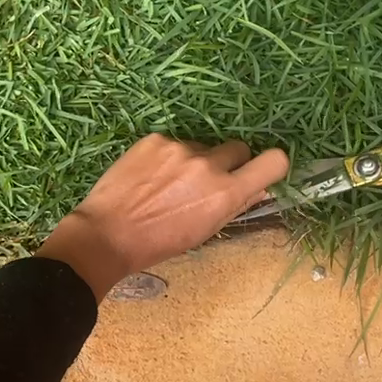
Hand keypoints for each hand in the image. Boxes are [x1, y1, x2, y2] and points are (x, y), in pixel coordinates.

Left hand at [37, 135, 289, 299]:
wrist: (107, 234)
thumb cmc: (159, 242)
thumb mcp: (205, 231)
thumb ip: (235, 205)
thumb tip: (258, 187)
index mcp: (226, 193)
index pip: (274, 161)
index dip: (271, 165)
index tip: (260, 172)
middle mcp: (208, 165)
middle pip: (239, 148)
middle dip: (230, 162)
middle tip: (208, 181)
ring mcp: (180, 148)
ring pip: (203, 147)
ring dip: (194, 161)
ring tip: (168, 185)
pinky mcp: (155, 139)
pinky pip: (174, 144)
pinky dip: (168, 157)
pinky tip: (150, 178)